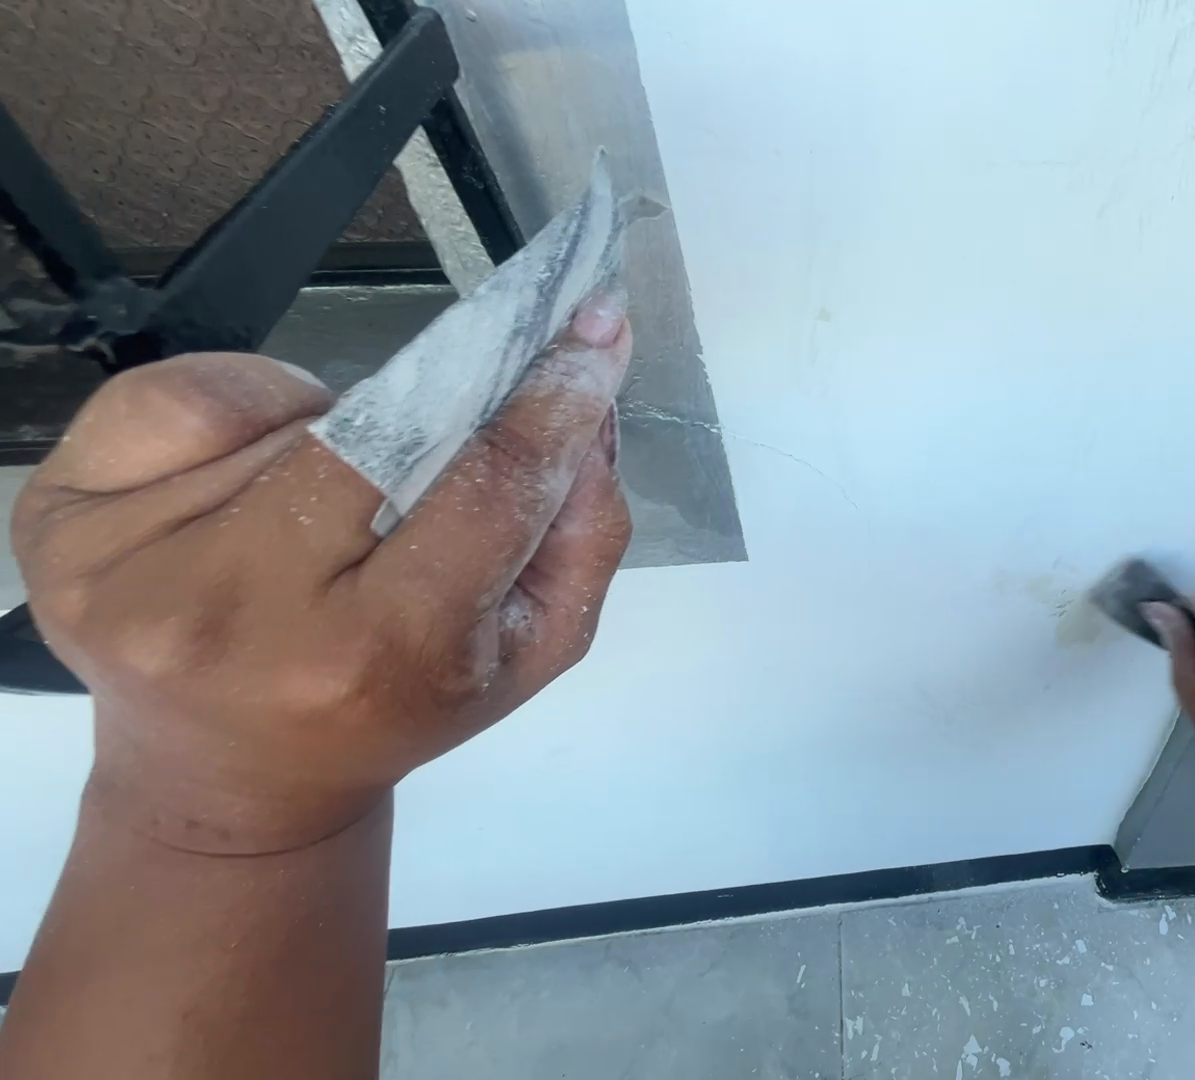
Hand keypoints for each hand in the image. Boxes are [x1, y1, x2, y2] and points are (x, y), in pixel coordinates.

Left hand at [10, 295, 633, 854]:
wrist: (237, 772)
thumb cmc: (414, 708)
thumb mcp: (541, 646)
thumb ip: (587, 538)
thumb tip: (585, 419)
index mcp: (382, 650)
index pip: (489, 490)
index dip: (552, 404)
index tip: (596, 333)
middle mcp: (241, 605)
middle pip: (390, 433)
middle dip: (469, 385)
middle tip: (513, 366)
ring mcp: (132, 557)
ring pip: (303, 415)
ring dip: (373, 421)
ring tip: (378, 479)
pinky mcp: (56, 517)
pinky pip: (186, 393)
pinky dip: (263, 399)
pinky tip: (284, 453)